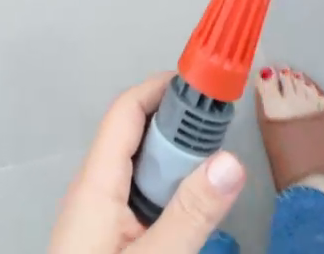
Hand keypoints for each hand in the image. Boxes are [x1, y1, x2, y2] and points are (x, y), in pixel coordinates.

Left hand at [48, 73, 246, 253]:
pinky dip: (167, 194)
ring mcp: (96, 217)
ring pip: (140, 170)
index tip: (207, 84)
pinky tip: (190, 213)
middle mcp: (91, 191)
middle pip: (136, 136)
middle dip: (179, 128)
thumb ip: (192, 214)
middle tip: (223, 133)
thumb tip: (232, 159)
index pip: (126, 110)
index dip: (163, 87)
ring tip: (213, 171)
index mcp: (94, 184)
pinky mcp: (104, 239)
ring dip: (176, 164)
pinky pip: (139, 199)